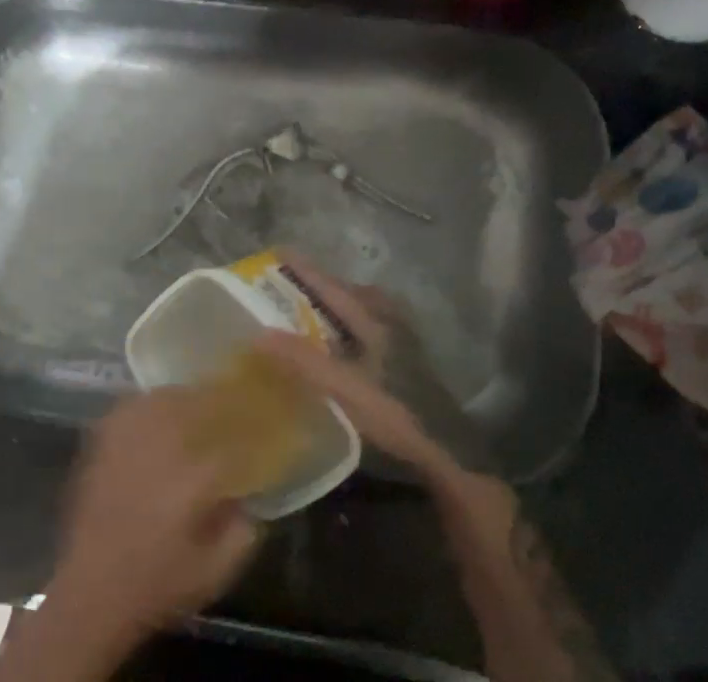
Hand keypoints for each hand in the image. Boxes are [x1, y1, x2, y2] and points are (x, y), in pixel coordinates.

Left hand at [50, 390, 260, 631]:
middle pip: (193, 405)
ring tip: (196, 406)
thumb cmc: (158, 585)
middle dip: (216, 404)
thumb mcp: (216, 570)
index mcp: (192, 479)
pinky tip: (158, 415)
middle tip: (230, 411)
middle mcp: (157, 450)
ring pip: (159, 400)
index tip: (264, 428)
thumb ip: (243, 529)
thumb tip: (250, 495)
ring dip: (182, 399)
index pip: (231, 437)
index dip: (250, 428)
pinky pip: (129, 409)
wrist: (92, 591)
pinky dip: (148, 406)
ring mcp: (124, 443)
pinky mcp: (100, 445)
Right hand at [258, 252, 458, 476]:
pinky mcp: (410, 370)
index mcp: (376, 325)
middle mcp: (392, 328)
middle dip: (327, 287)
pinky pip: (375, 335)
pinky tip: (343, 353)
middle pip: (357, 296)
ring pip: (370, 314)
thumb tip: (259, 333)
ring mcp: (405, 349)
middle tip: (296, 288)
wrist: (449, 455)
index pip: (334, 289)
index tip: (279, 251)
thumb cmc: (396, 416)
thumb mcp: (344, 389)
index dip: (306, 271)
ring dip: (344, 309)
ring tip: (317, 317)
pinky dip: (354, 332)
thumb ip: (304, 361)